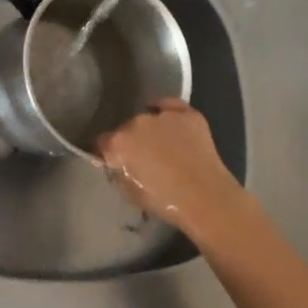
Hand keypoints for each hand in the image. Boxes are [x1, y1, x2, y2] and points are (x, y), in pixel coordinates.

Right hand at [98, 99, 258, 243]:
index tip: (115, 161)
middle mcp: (136, 123)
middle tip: (144, 158)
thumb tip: (115, 162)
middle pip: (127, 128)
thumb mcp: (129, 192)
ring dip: (152, 129)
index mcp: (118, 143)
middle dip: (132, 141)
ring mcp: (163, 116)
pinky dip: (168, 111)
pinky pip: (171, 106)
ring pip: (149, 118)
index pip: (103, 142)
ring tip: (164, 147)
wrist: (204, 197)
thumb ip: (118, 171)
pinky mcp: (188, 114)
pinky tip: (171, 122)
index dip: (109, 152)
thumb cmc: (163, 201)